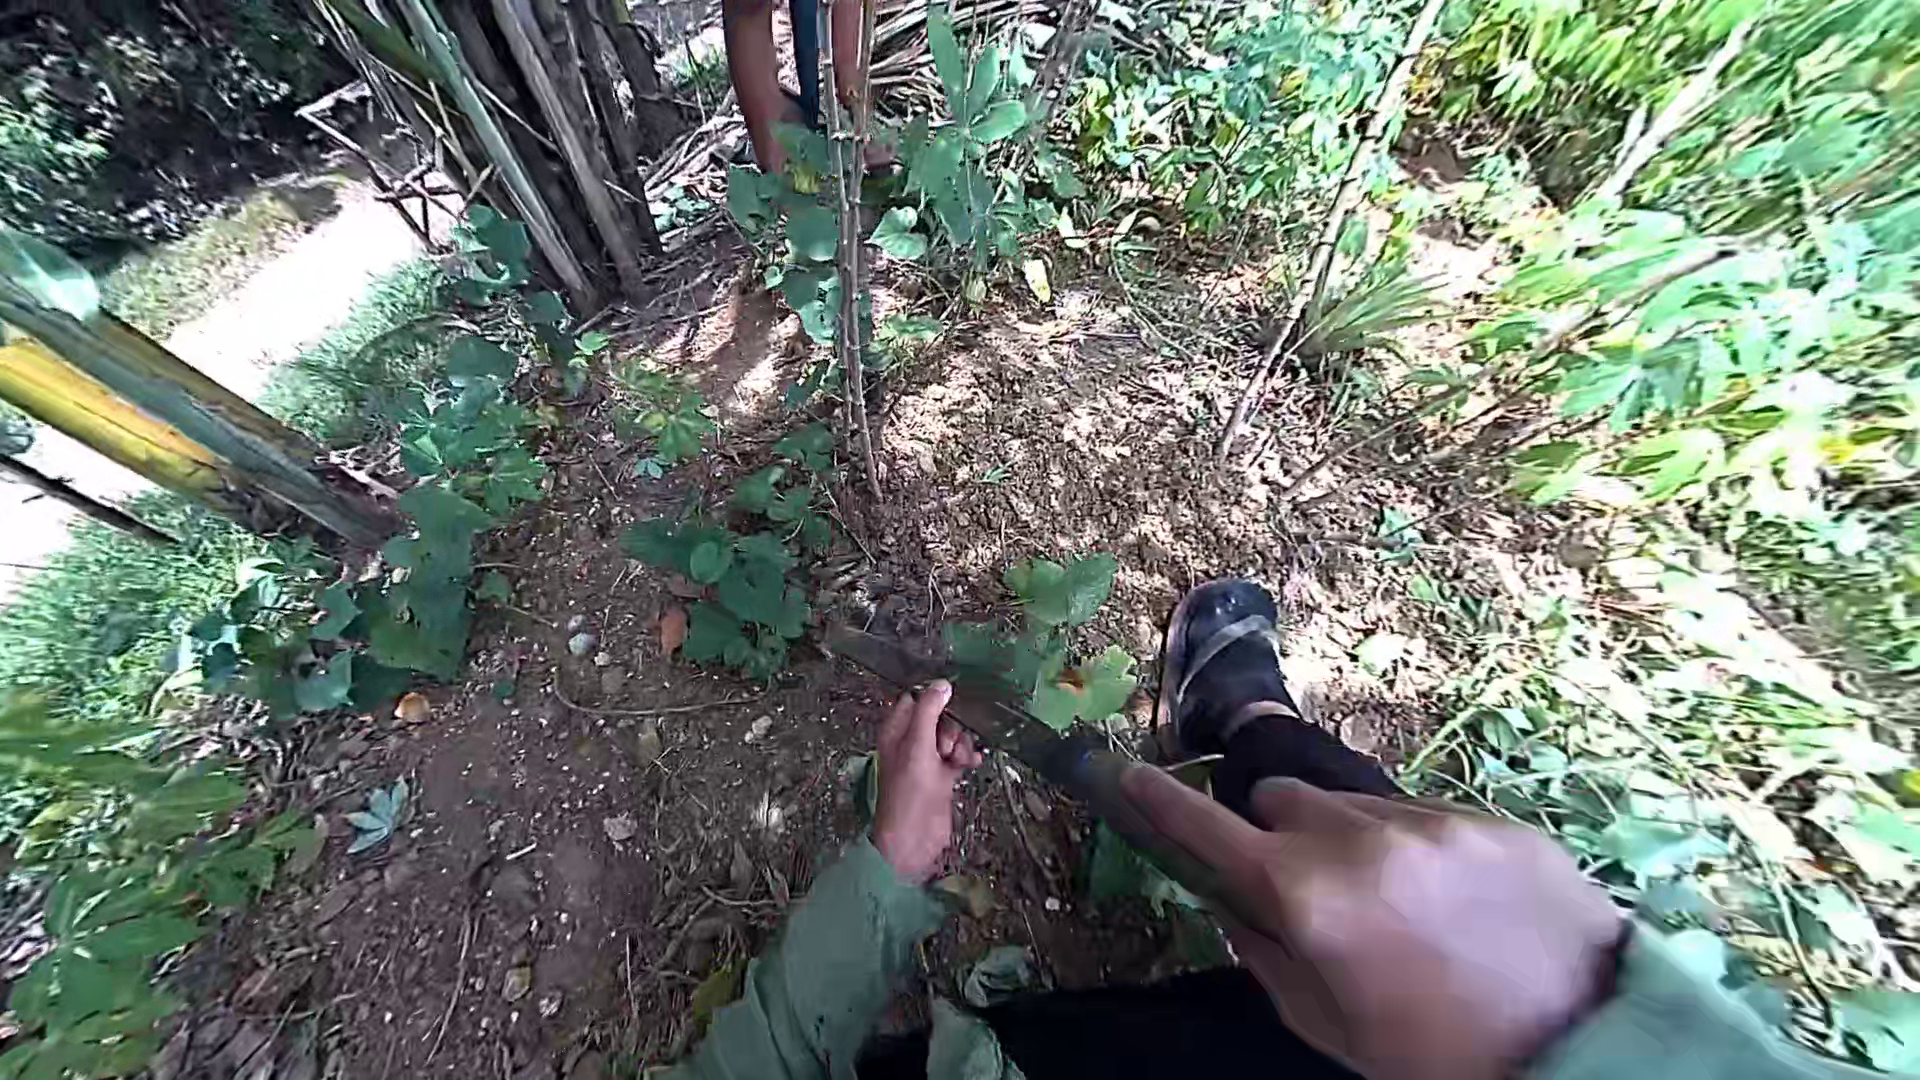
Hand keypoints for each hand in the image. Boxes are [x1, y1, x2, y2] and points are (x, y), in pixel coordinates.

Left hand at [871, 681, 982, 882]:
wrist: (913, 839)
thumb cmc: (908, 791)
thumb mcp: (918, 744)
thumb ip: (929, 711)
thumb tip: (942, 684)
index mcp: (896, 731)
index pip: (915, 700)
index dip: (933, 700)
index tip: (950, 702)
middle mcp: (910, 742)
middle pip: (939, 717)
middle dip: (951, 727)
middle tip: (947, 746)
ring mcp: (927, 759)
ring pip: (951, 736)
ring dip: (961, 744)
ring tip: (959, 760)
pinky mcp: (942, 775)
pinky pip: (959, 755)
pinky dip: (967, 757)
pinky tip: (973, 762)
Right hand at [1121, 771, 1621, 1079]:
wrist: (1611, 1070)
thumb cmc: (1439, 1061)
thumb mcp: (1330, 1026)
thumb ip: (1260, 951)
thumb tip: (1226, 896)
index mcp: (1305, 897)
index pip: (1204, 827)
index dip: (1156, 797)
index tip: (1124, 769)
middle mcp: (1353, 841)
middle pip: (1275, 796)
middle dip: (1277, 828)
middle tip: (1314, 879)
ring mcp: (1424, 823)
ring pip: (1343, 801)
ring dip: (1347, 836)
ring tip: (1403, 897)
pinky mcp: (1485, 820)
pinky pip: (1417, 814)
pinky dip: (1414, 845)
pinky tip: (1463, 899)